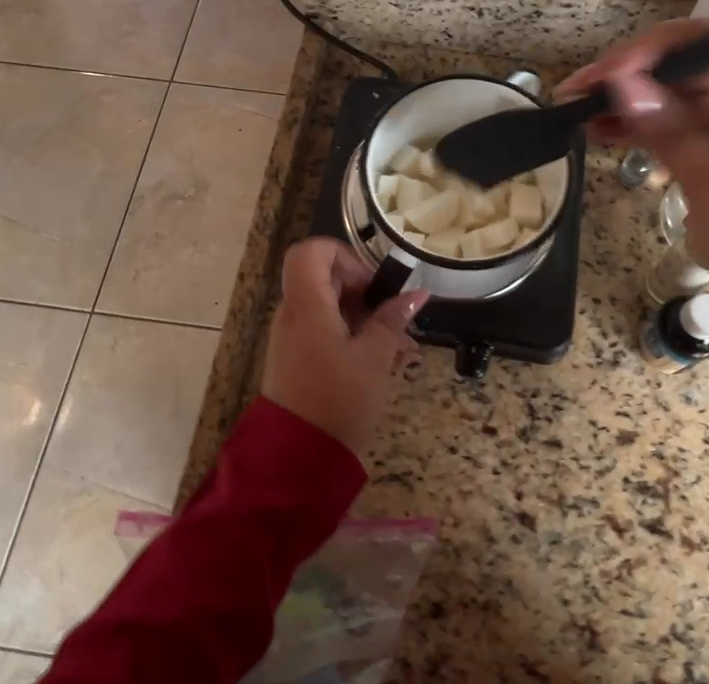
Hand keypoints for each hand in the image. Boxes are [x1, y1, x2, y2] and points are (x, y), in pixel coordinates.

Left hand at [262, 238, 429, 455]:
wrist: (297, 458)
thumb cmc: (338, 399)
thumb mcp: (375, 358)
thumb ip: (393, 320)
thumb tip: (417, 293)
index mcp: (306, 305)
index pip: (311, 251)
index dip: (344, 256)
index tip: (372, 284)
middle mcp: (293, 315)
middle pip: (324, 279)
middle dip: (364, 292)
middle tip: (394, 317)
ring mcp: (292, 339)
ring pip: (328, 308)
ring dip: (364, 319)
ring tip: (398, 347)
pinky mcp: (296, 361)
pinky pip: (324, 333)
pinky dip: (352, 337)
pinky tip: (382, 362)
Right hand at [562, 20, 708, 305]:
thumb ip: (671, 129)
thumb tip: (624, 81)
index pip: (698, 46)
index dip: (648, 50)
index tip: (605, 75)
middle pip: (675, 63)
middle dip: (624, 69)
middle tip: (576, 90)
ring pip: (662, 92)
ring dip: (619, 95)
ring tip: (576, 108)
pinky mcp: (703, 148)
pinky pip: (662, 121)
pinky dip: (630, 121)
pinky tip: (597, 129)